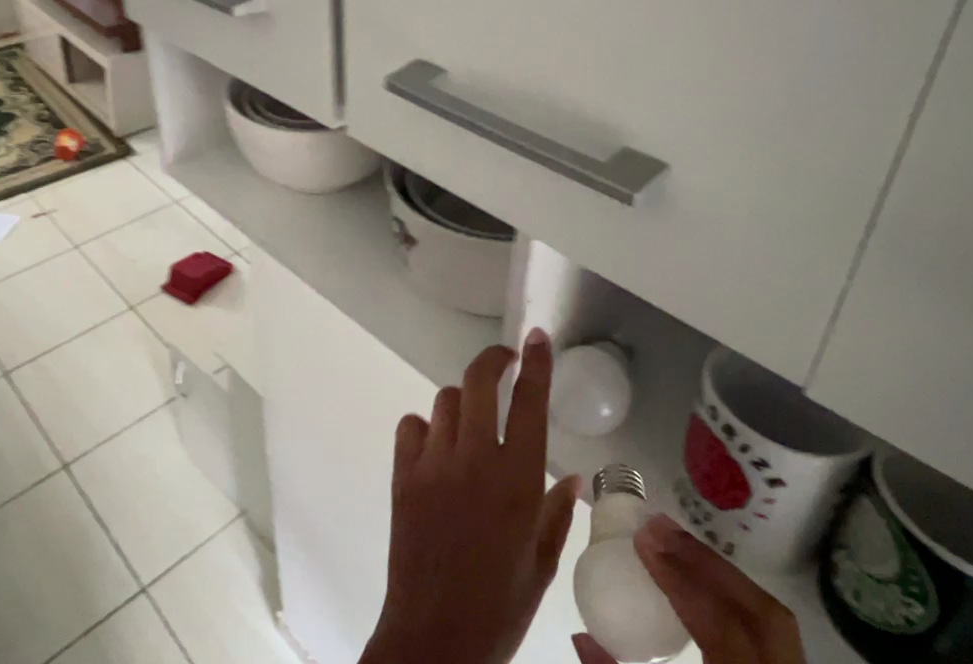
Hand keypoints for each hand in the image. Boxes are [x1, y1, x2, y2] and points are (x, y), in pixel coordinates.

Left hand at [360, 329, 581, 663]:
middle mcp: (475, 461)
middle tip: (504, 363)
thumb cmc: (500, 604)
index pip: (530, 404)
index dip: (535, 364)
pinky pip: (412, 427)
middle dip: (493, 361)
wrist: (435, 634)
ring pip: (444, 400)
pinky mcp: (403, 476)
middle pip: (478, 383)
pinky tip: (436, 449)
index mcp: (518, 482)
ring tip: (471, 423)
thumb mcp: (542, 562)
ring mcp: (433, 465)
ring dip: (461, 403)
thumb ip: (556, 512)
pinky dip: (426, 428)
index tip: (536, 337)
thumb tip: (570, 477)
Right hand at [570, 514, 804, 663]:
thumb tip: (582, 635)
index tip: (643, 540)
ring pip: (775, 621)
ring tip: (675, 548)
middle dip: (708, 565)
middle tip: (658, 531)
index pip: (724, 628)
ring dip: (724, 578)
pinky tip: (702, 591)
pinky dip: (738, 604)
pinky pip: (775, 637)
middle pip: (764, 613)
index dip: (683, 580)